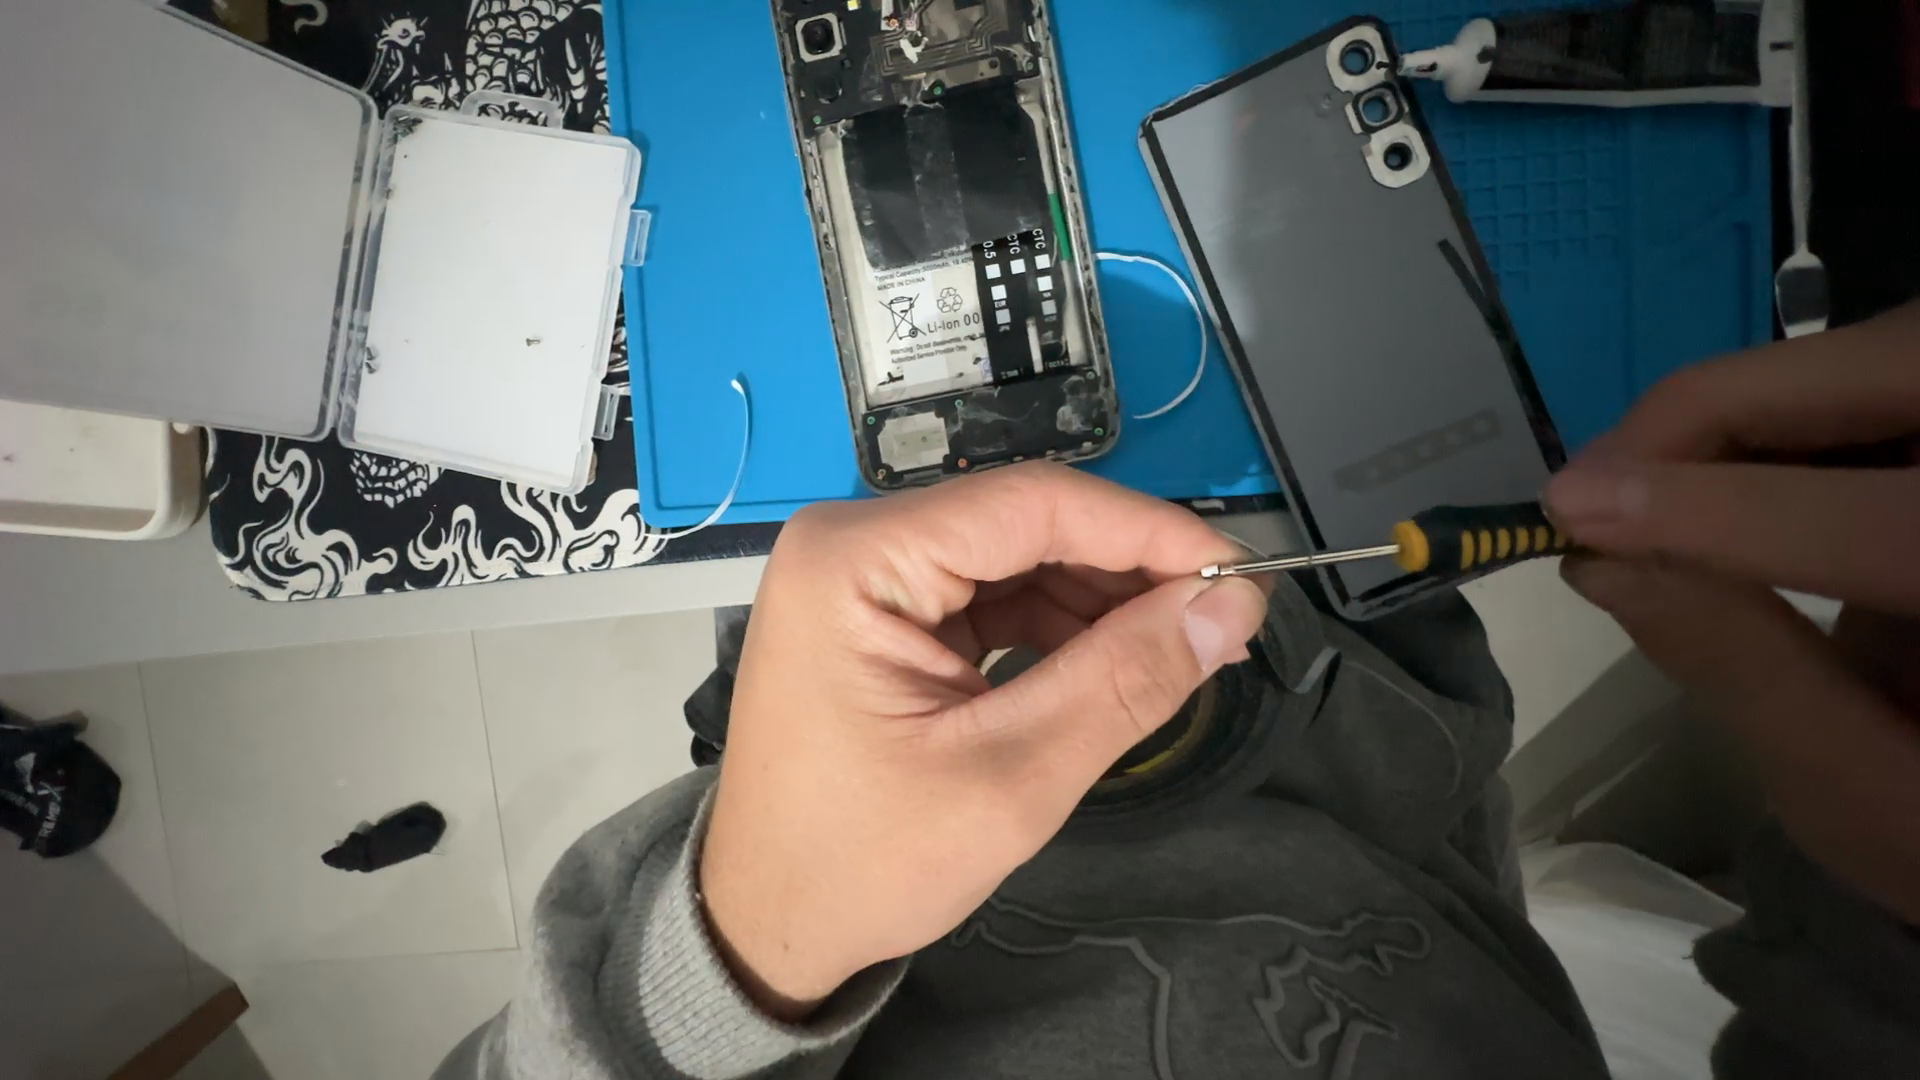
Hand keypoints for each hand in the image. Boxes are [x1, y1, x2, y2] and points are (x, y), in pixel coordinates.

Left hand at [698, 463, 1266, 1018]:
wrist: (768, 919)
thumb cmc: (865, 863)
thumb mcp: (1008, 778)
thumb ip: (1123, 682)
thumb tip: (1229, 608)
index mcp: (857, 559)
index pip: (1030, 503)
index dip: (1145, 530)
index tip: (1237, 573)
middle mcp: (854, 542)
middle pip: (1021, 523)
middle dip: (1126, 568)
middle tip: (1218, 620)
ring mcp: (866, 573)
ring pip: (1013, 556)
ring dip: (1097, 596)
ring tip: (1174, 644)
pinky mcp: (884, 609)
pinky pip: (988, 592)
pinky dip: (1054, 620)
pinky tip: (1107, 655)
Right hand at [1544, 303, 1919, 922]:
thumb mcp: (1857, 794)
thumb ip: (1737, 671)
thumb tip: (1597, 562)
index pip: (1894, 524)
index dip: (1714, 505)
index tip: (1561, 509)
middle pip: (1892, 372)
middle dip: (1704, 417)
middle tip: (1590, 483)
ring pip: (1867, 356)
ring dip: (1724, 413)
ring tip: (1635, 487)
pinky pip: (1858, 377)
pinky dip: (1755, 419)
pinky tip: (1704, 482)